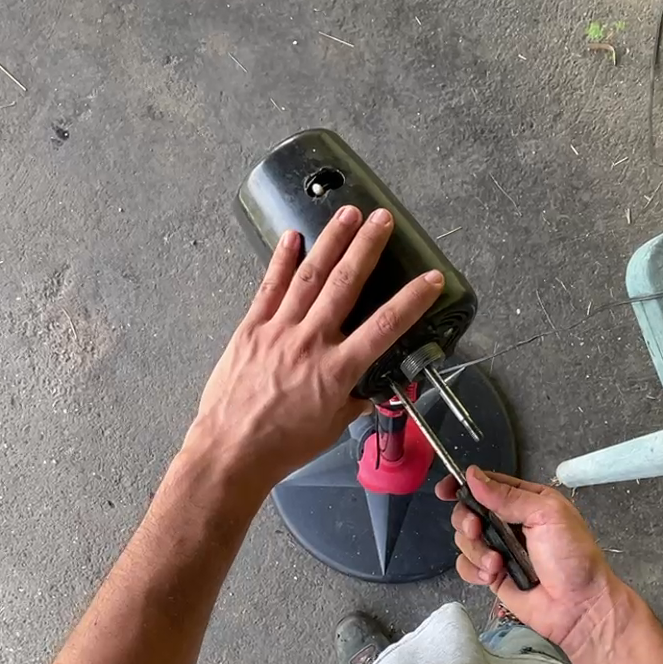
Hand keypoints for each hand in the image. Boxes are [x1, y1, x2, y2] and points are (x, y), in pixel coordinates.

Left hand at [185, 206, 443, 491]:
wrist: (232, 450)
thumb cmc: (283, 445)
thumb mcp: (332, 427)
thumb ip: (354, 401)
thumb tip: (369, 391)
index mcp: (337, 371)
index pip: (385, 327)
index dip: (411, 300)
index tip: (430, 280)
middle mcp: (310, 343)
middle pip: (345, 284)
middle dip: (367, 247)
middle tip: (382, 219)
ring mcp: (278, 331)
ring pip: (309, 276)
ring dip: (330, 241)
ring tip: (347, 213)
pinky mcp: (251, 329)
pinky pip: (269, 287)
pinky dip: (281, 260)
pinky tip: (292, 237)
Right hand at [437, 468, 628, 652]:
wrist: (579, 606)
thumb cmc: (573, 557)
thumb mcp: (546, 514)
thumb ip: (508, 496)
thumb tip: (473, 476)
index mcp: (527, 501)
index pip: (488, 485)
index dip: (463, 485)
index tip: (446, 490)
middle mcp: (510, 522)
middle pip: (469, 511)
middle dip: (467, 520)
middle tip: (477, 531)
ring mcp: (500, 549)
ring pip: (464, 540)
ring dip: (476, 550)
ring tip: (496, 564)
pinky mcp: (492, 574)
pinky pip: (466, 566)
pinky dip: (473, 570)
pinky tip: (491, 576)